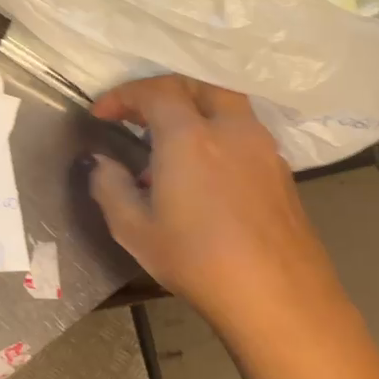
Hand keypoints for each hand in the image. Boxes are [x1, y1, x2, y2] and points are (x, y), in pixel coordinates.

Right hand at [87, 76, 341, 334]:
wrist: (275, 294)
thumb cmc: (195, 259)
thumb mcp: (132, 228)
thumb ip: (109, 187)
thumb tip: (101, 164)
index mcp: (190, 139)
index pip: (157, 92)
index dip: (123, 95)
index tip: (100, 114)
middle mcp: (231, 132)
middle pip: (200, 85)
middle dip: (162, 90)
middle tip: (133, 113)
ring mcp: (262, 149)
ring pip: (226, 106)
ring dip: (190, 111)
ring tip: (161, 147)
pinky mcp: (277, 171)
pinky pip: (240, 133)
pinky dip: (211, 134)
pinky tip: (193, 174)